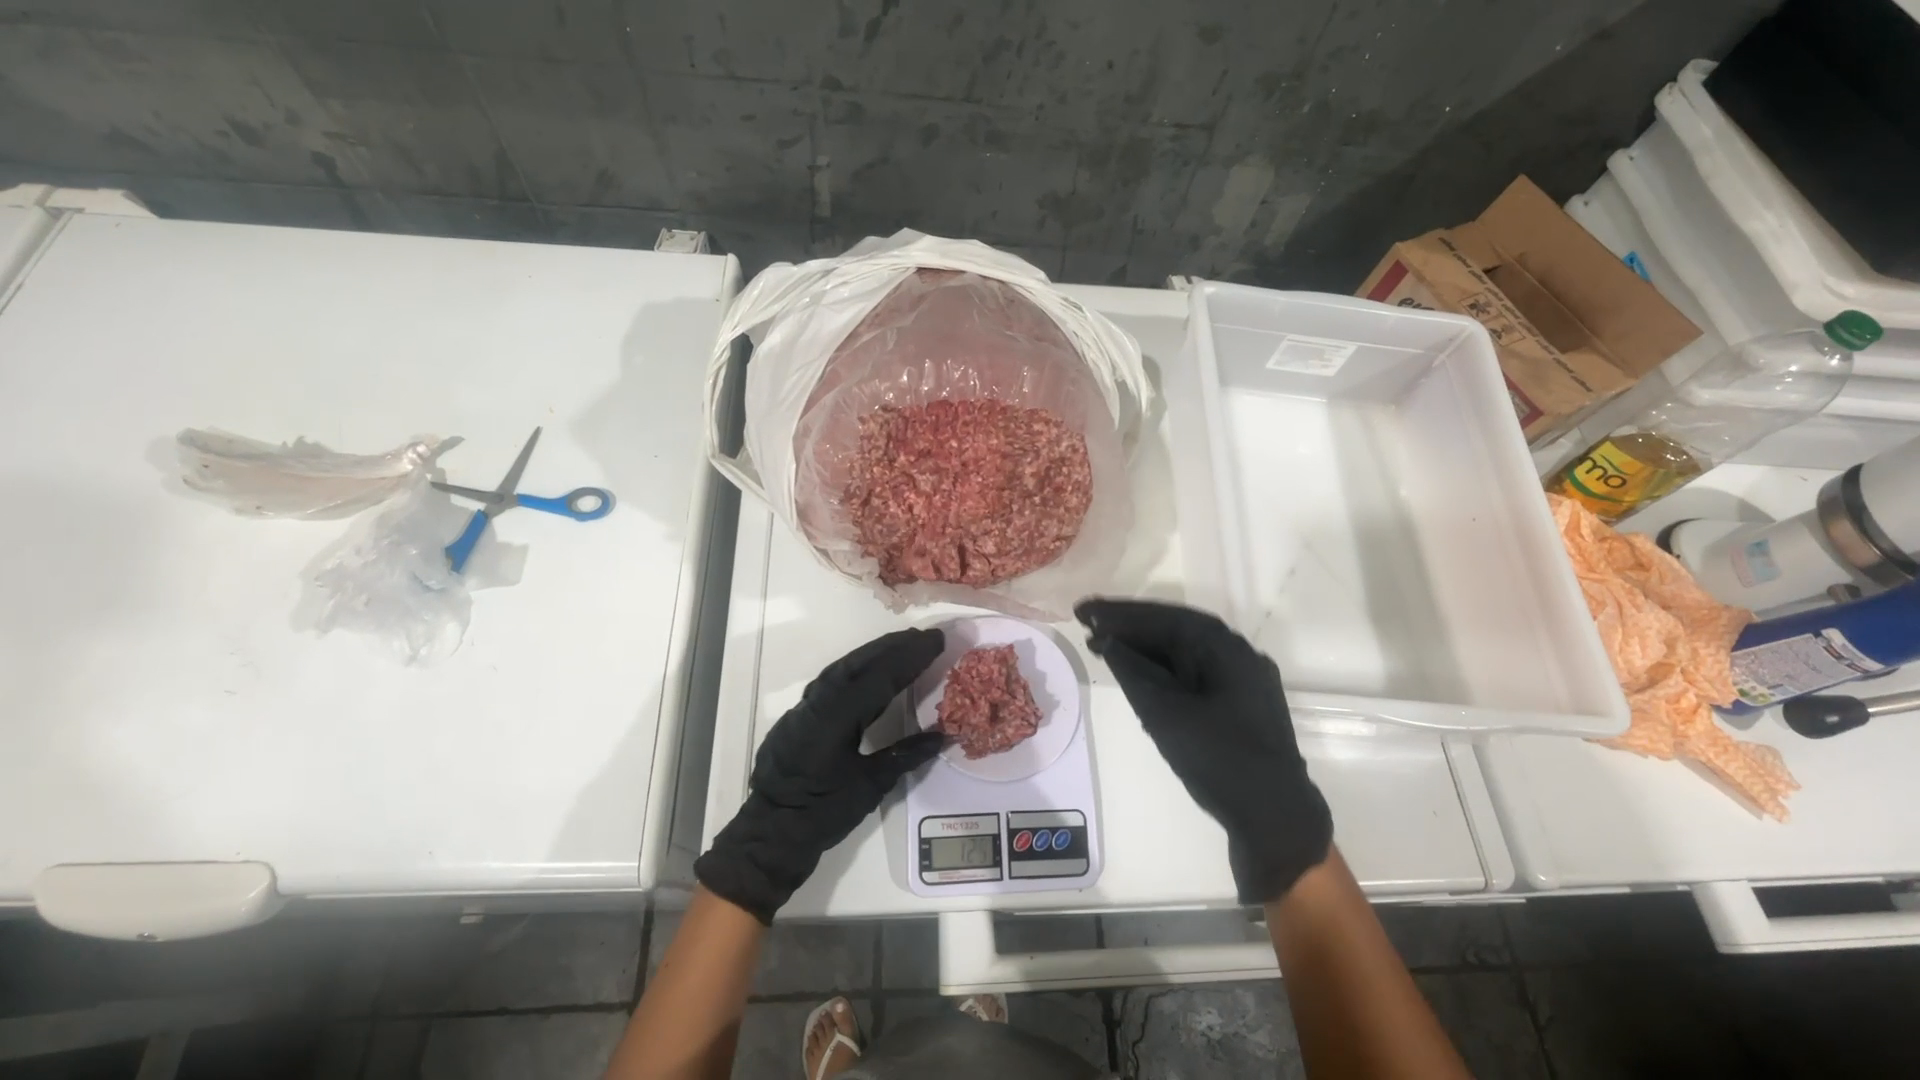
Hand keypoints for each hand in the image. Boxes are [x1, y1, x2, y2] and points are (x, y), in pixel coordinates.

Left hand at [695, 628, 945, 922]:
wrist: (770, 832)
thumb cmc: (822, 813)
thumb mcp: (869, 787)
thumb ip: (904, 756)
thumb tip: (942, 737)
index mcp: (836, 717)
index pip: (880, 677)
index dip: (911, 657)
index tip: (936, 640)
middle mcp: (818, 703)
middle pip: (859, 663)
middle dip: (893, 647)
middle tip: (925, 637)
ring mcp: (805, 708)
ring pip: (843, 668)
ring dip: (874, 654)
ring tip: (904, 646)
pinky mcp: (800, 717)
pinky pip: (832, 682)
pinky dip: (857, 670)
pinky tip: (872, 672)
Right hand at [1077, 598, 1331, 904]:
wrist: (1273, 817)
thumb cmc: (1219, 760)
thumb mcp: (1166, 715)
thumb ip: (1134, 673)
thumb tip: (1108, 642)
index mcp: (1226, 649)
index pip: (1165, 617)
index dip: (1120, 613)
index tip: (1083, 611)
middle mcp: (1238, 655)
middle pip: (1176, 629)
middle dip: (1130, 627)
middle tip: (1087, 625)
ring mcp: (1242, 681)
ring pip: (1185, 653)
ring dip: (1144, 648)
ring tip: (1103, 647)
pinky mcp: (1239, 705)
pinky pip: (1194, 675)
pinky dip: (1162, 671)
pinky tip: (1138, 675)